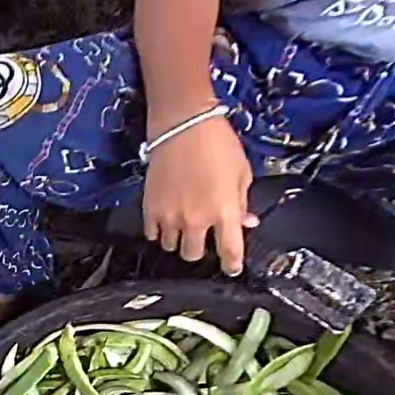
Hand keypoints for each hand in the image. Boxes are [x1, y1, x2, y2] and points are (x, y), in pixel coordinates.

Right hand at [141, 114, 257, 275]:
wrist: (183, 126)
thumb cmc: (217, 145)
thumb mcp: (241, 174)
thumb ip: (241, 203)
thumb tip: (244, 222)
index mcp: (224, 211)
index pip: (229, 251)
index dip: (231, 264)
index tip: (231, 268)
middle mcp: (196, 220)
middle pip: (193, 254)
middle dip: (199, 249)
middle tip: (201, 236)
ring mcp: (170, 217)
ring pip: (171, 246)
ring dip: (178, 239)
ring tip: (181, 225)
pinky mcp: (150, 209)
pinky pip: (152, 234)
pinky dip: (159, 231)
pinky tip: (165, 220)